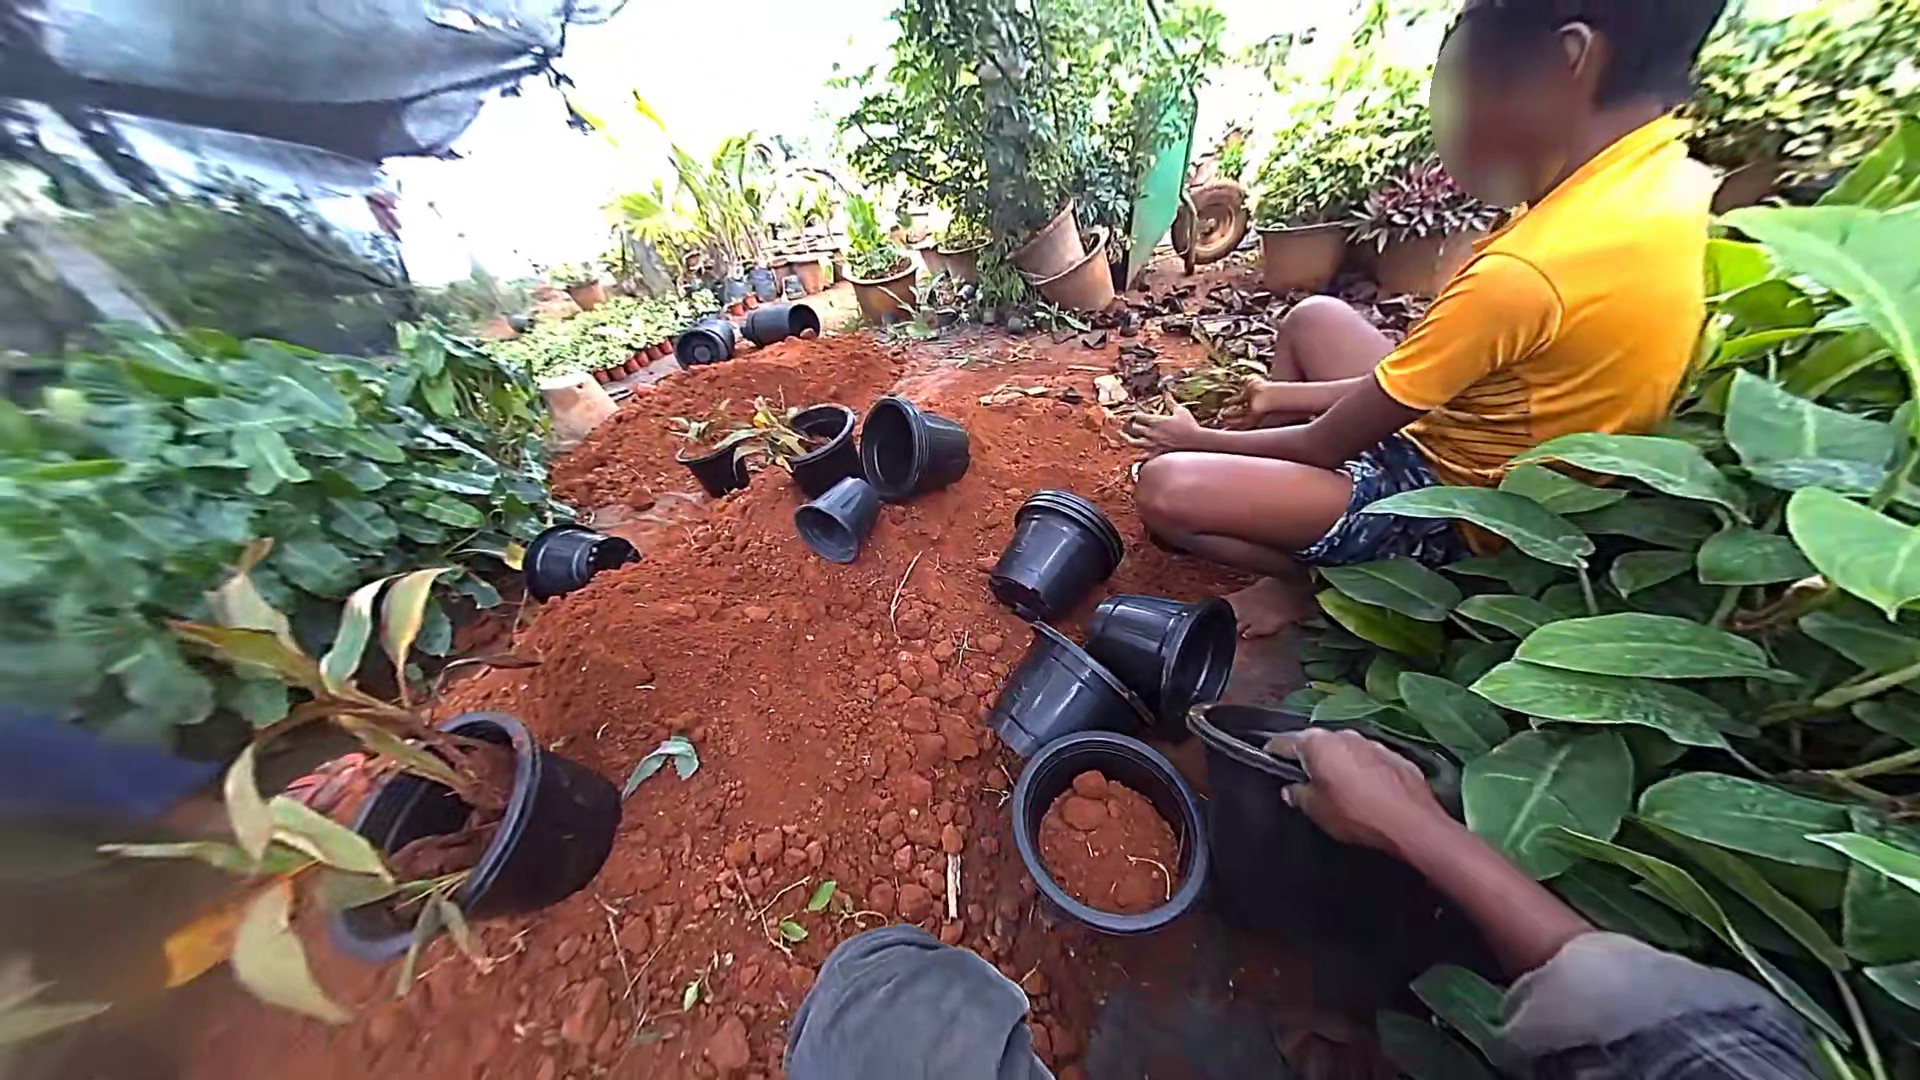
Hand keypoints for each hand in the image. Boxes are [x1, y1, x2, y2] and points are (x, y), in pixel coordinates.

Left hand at [1123, 403, 1206, 456]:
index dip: (1134, 415)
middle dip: (1129, 425)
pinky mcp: (1156, 454)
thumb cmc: (1190, 425)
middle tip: (1126, 424)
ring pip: (1133, 442)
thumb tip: (1166, 392)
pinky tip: (1134, 454)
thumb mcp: (1180, 411)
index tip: (1133, 415)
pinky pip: (1141, 457)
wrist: (1197, 442)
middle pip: (1133, 428)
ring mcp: (1152, 445)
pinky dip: (1137, 455)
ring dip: (1126, 438)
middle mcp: (1151, 433)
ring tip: (1122, 435)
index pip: (1138, 417)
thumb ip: (1170, 402)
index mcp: (1156, 421)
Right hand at [1265, 728, 1449, 853]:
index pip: (1283, 742)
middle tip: (1307, 779)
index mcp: (1316, 742)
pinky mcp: (1399, 758)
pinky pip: (1372, 761)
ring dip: (1340, 763)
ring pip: (1346, 750)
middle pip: (1316, 743)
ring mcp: (1373, 744)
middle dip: (1310, 758)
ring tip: (1341, 787)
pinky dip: (1366, 772)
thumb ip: (1297, 794)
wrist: (1415, 827)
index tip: (1268, 759)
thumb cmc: (1356, 814)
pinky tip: (1370, 792)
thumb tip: (1292, 789)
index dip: (1273, 752)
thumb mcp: (1315, 810)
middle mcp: (1343, 735)